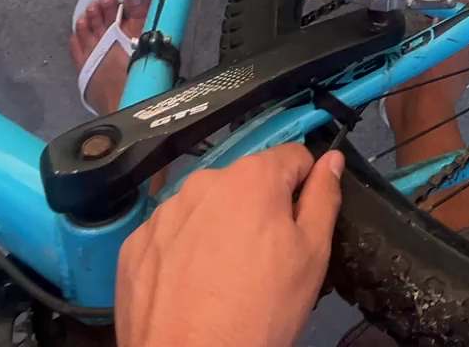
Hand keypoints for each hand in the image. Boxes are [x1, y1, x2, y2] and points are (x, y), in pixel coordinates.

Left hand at [117, 145, 343, 346]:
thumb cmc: (261, 311)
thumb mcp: (312, 255)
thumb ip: (324, 197)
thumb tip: (331, 159)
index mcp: (253, 176)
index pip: (294, 157)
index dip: (304, 188)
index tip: (299, 226)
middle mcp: (206, 180)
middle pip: (248, 182)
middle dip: (260, 209)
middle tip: (265, 260)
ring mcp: (166, 211)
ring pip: (209, 206)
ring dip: (221, 226)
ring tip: (225, 277)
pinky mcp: (136, 243)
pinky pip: (172, 233)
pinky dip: (184, 250)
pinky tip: (191, 286)